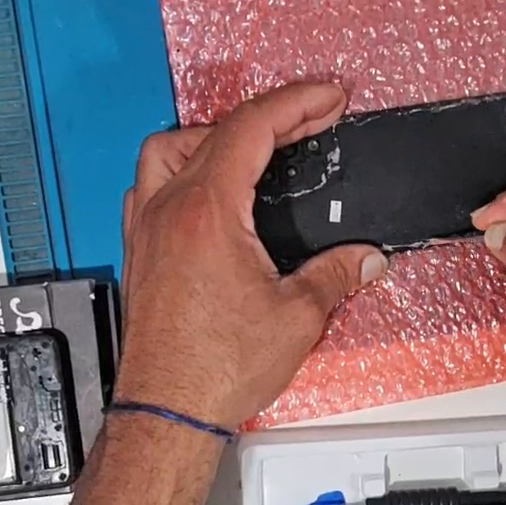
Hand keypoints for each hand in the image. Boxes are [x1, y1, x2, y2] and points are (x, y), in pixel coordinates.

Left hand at [116, 83, 388, 430]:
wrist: (168, 408)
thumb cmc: (215, 367)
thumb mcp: (297, 317)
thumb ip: (335, 275)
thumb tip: (365, 258)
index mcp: (208, 211)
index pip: (253, 127)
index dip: (298, 102)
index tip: (329, 96)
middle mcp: (169, 210)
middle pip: (216, 130)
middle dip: (270, 115)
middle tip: (310, 120)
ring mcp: (147, 229)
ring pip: (168, 149)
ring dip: (214, 135)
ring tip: (253, 146)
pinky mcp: (141, 252)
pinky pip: (151, 185)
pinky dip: (182, 169)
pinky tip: (205, 191)